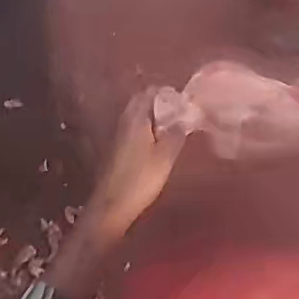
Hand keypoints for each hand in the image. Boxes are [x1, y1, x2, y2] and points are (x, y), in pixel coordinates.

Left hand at [85, 87, 191, 228]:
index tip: (183, 100)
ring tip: (173, 127)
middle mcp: (124, 122)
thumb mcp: (165, 156)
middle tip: (180, 113)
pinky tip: (158, 142)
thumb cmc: (141, 179)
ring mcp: (118, 135)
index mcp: (135, 118)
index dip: (166, 93)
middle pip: (141, 102)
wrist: (112, 206)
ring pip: (137, 116)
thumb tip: (186, 116)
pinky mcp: (117, 148)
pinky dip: (147, 128)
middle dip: (160, 103)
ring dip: (153, 117)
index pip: (149, 92)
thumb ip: (176, 133)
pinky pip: (134, 128)